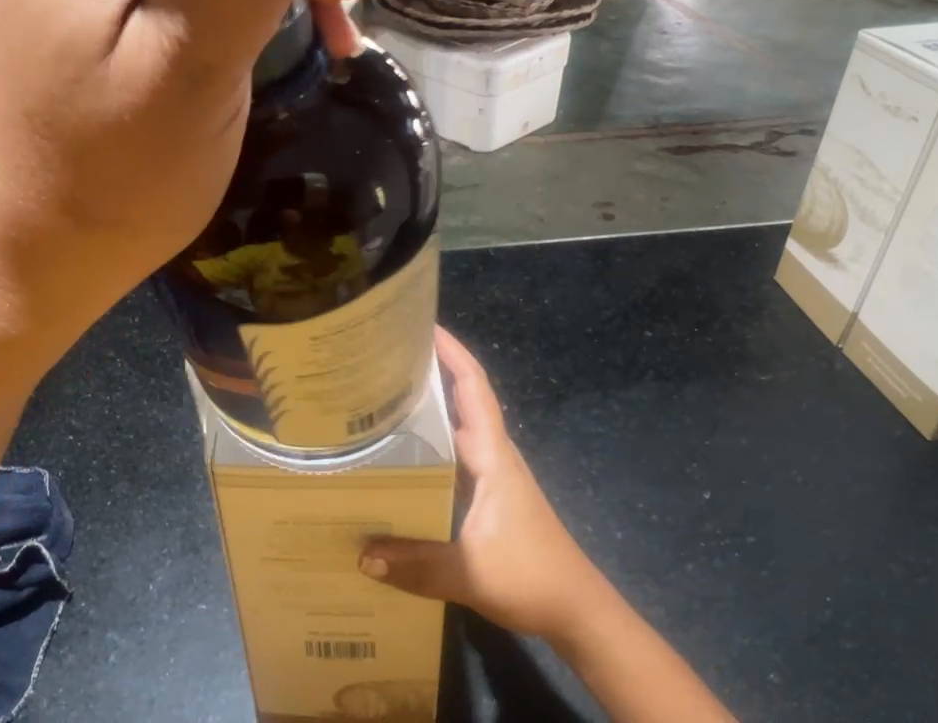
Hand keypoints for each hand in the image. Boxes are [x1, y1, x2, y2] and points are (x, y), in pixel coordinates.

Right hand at [359, 327, 599, 641]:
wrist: (577, 612)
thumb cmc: (532, 576)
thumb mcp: (471, 572)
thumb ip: (416, 564)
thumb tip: (360, 554)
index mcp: (493, 457)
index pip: (474, 388)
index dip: (452, 352)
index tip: (421, 324)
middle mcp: (491, 459)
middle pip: (457, 405)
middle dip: (422, 380)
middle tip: (374, 368)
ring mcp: (490, 481)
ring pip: (451, 438)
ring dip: (421, 421)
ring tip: (372, 411)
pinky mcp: (486, 503)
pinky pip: (449, 467)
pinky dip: (424, 457)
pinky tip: (393, 470)